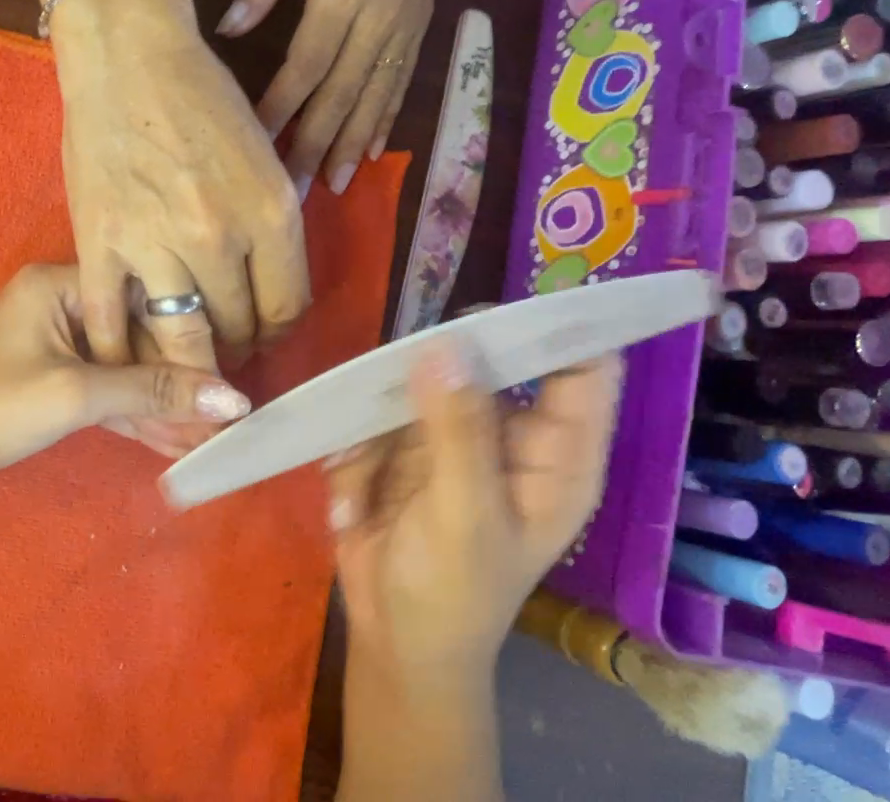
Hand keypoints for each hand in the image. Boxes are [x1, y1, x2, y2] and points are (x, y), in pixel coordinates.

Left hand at [0, 264, 254, 488]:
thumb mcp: (74, 395)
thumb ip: (152, 390)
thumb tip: (233, 399)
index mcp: (58, 285)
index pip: (142, 299)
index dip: (191, 338)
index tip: (236, 376)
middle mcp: (59, 303)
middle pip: (136, 335)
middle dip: (179, 382)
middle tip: (230, 420)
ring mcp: (54, 342)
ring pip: (122, 368)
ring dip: (161, 405)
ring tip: (214, 440)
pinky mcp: (50, 376)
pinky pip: (102, 389)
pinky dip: (132, 414)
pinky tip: (176, 443)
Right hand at [51, 0, 309, 373]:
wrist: (126, 59)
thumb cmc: (200, 93)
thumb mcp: (263, 152)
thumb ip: (270, 219)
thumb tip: (265, 273)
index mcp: (272, 212)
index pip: (289, 308)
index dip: (278, 333)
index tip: (263, 334)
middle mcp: (221, 239)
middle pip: (239, 329)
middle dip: (237, 349)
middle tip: (225, 349)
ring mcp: (155, 247)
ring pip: (183, 339)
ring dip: (188, 362)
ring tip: (185, 362)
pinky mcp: (100, 247)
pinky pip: (112, 323)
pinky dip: (119, 356)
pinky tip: (124, 367)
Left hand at [217, 0, 488, 193]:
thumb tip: (228, 29)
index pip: (307, 63)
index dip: (282, 107)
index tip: (256, 145)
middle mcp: (380, 15)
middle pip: (342, 91)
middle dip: (314, 144)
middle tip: (292, 191)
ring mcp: (406, 24)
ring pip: (376, 95)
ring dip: (351, 144)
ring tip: (330, 186)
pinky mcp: (422, 26)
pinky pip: (402, 81)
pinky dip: (385, 119)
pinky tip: (371, 152)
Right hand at [326, 341, 621, 686]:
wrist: (390, 636)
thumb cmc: (450, 589)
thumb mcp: (461, 515)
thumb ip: (455, 431)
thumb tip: (445, 346)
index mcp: (554, 456)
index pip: (579, 370)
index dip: (558, 327)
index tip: (506, 294)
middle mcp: (505, 437)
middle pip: (486, 363)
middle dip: (441, 359)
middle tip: (396, 364)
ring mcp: (446, 441)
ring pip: (418, 383)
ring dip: (383, 406)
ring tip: (365, 457)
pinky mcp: (396, 450)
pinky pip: (373, 416)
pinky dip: (355, 442)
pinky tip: (352, 490)